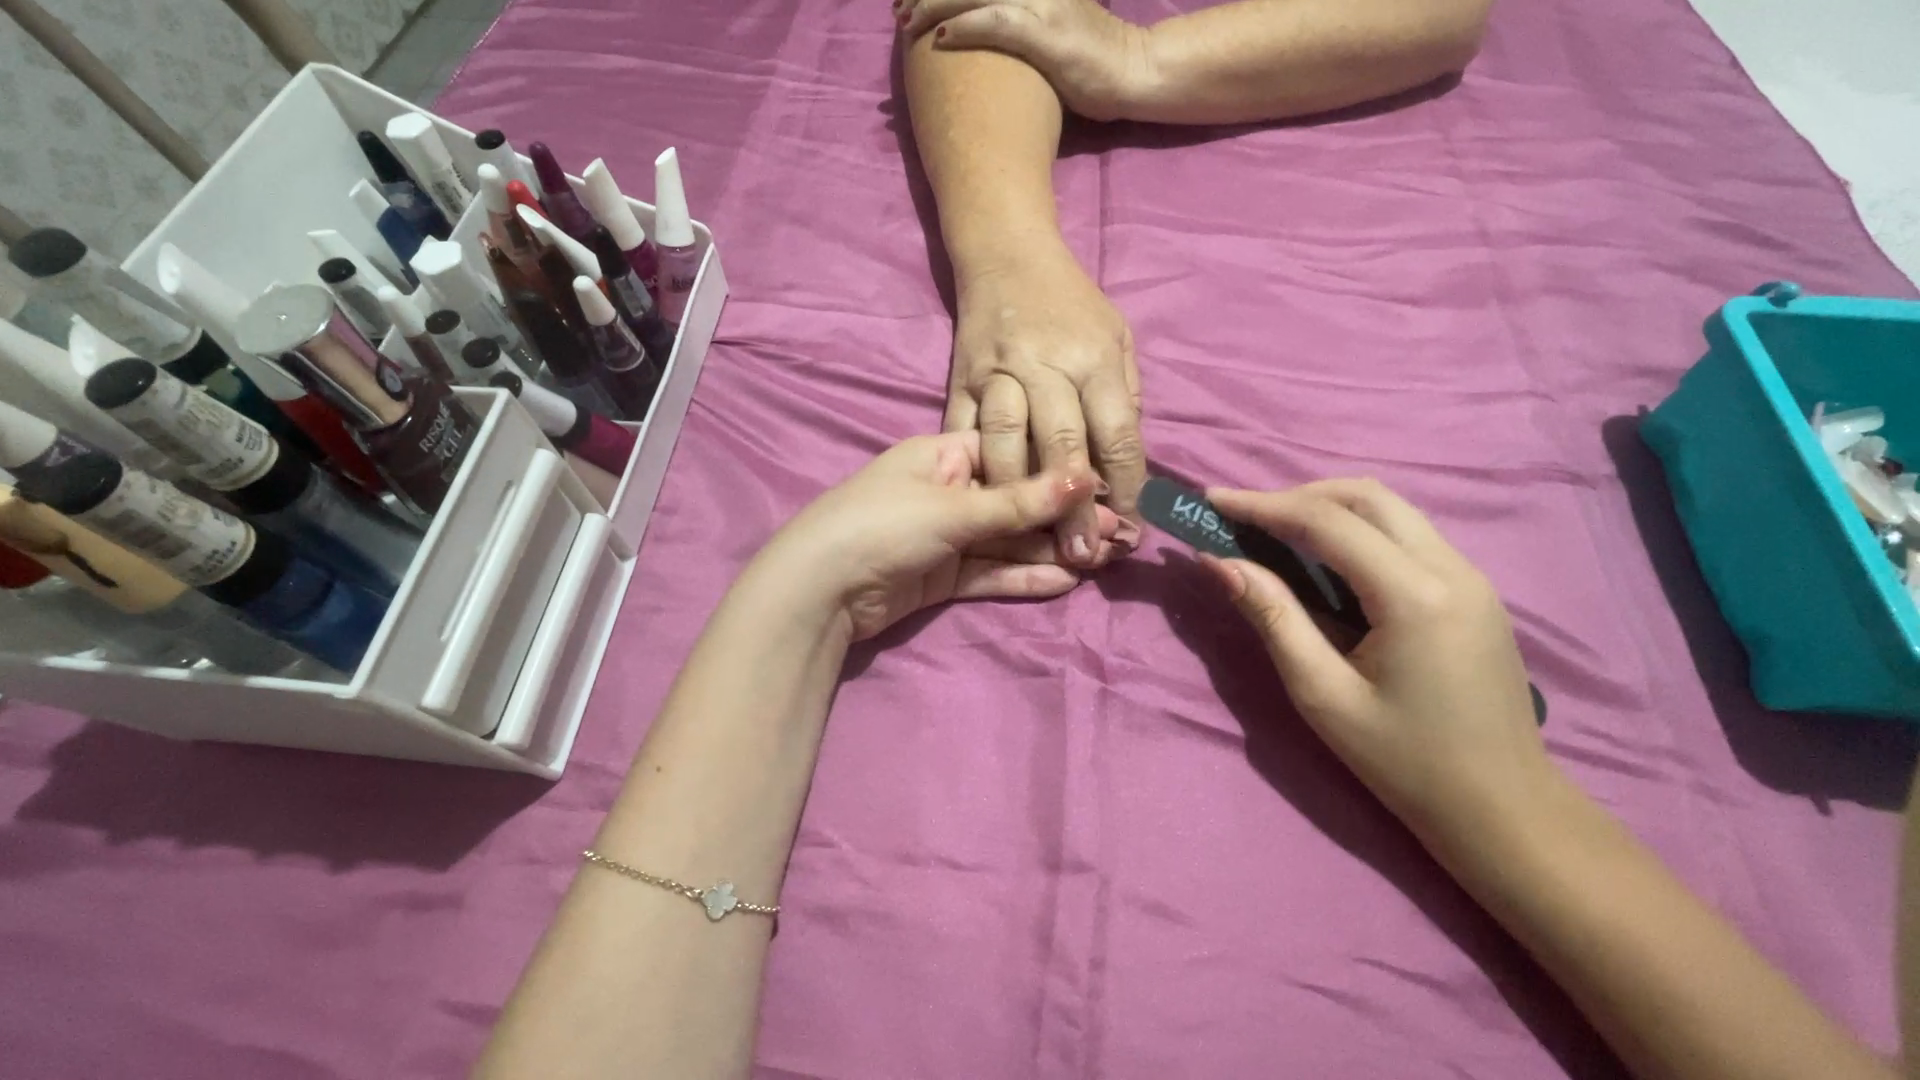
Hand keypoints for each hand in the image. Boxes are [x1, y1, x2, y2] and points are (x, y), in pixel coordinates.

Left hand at [753, 431, 1123, 639]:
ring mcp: (943, 535)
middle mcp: (946, 490)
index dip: (1058, 472)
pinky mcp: (940, 576)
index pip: (1012, 456)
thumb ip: (1021, 500)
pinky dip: (1021, 577)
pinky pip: (989, 572)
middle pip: (1014, 503)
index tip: (1105, 489)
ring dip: (1049, 551)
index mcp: (941, 454)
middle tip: (1116, 535)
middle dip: (1061, 519)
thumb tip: (1086, 476)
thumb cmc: (883, 526)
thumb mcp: (954, 508)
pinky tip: (1063, 580)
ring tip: (1100, 560)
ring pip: (1005, 541)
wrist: (819, 590)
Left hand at [897, 0, 1155, 121]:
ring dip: (933, 6)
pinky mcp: (1044, 33)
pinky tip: (937, 39)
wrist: (1130, 71)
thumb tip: (977, 21)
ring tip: (905, 22)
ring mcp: (1039, 3)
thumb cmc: (1088, 56)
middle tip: (896, 9)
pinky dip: (962, 29)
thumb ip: (1015, 16)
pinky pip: (993, 23)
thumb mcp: (1050, 21)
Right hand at [942, 243, 1144, 568]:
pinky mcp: (958, 381)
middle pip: (1061, 445)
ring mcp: (996, 374)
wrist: (1006, 255)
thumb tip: (1128, 467)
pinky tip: (978, 507)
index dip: (1126, 488)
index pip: (1117, 433)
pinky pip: (960, 433)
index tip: (1131, 531)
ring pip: (1004, 443)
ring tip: (1028, 542)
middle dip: (1073, 508)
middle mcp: (1044, 367)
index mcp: (1093, 358)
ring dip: (1017, 498)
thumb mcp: (1117, 337)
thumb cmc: (1070, 303)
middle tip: (1082, 557)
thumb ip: (1126, 397)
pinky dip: (969, 472)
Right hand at [1201, 480, 1555, 842]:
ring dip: (1329, 510)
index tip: (1212, 499)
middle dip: (1298, 496)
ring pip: (1392, 511)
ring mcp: (1471, 577)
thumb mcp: (1322, 695)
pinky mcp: (1475, 592)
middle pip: (1366, 497)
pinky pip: (1409, 537)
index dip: (1263, 504)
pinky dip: (1359, 532)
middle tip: (1245, 519)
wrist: (1503, 809)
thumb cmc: (1404, 762)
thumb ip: (1272, 618)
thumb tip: (1218, 562)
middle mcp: (1451, 568)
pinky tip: (1327, 564)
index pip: (1327, 521)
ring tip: (1276, 534)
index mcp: (1414, 595)